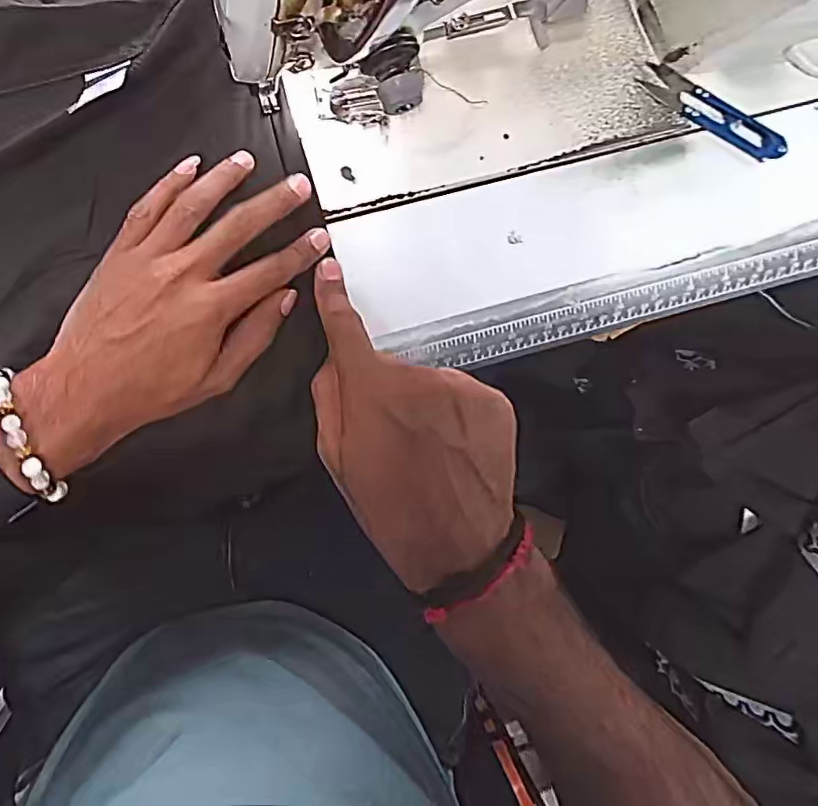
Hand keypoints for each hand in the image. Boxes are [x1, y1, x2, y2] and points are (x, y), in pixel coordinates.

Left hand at [5, 151, 329, 481]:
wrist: (85, 388)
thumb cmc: (143, 388)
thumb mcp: (215, 378)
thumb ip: (254, 336)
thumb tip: (281, 302)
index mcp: (208, 308)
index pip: (268, 269)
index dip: (298, 251)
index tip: (313, 238)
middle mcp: (180, 276)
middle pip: (238, 226)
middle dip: (275, 202)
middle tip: (294, 186)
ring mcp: (148, 259)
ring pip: (192, 205)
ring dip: (223, 179)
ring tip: (244, 163)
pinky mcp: (121, 253)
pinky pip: (147, 208)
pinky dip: (168, 183)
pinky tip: (187, 168)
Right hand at [310, 258, 517, 593]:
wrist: (459, 546)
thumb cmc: (389, 507)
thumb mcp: (335, 457)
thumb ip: (327, 399)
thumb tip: (332, 363)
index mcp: (370, 390)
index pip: (346, 328)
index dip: (334, 297)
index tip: (330, 271)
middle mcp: (416, 378)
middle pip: (389, 363)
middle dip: (384, 387)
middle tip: (390, 431)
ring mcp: (458, 386)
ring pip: (426, 378)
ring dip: (422, 402)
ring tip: (426, 446)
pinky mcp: (490, 398)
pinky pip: (458, 391)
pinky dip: (453, 412)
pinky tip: (452, 445)